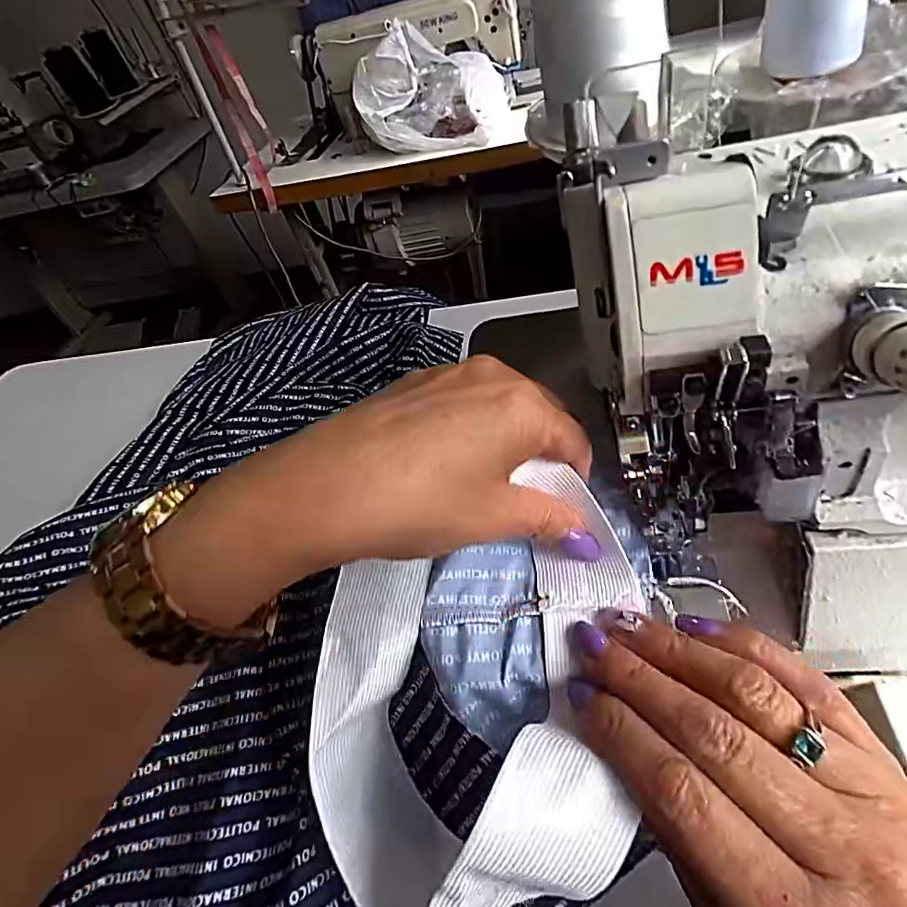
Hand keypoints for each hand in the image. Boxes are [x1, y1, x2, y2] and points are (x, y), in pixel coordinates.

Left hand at [151, 356, 595, 626]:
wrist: (322, 487)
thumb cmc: (421, 502)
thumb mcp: (494, 517)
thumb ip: (550, 518)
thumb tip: (585, 533)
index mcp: (523, 405)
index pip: (574, 440)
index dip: (578, 478)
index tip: (566, 508)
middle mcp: (494, 376)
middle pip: (542, 415)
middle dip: (546, 454)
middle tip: (529, 497)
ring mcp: (452, 373)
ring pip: (503, 405)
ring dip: (510, 438)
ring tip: (486, 480)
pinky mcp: (417, 381)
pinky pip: (467, 401)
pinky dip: (476, 427)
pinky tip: (448, 461)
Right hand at [568, 614, 906, 906]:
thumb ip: (691, 859)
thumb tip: (636, 764)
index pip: (684, 793)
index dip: (624, 735)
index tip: (589, 702)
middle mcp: (839, 843)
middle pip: (713, 731)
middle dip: (640, 678)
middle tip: (598, 647)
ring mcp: (870, 791)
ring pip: (758, 694)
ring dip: (684, 651)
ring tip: (637, 628)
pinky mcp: (886, 759)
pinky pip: (812, 684)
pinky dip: (754, 646)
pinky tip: (710, 631)